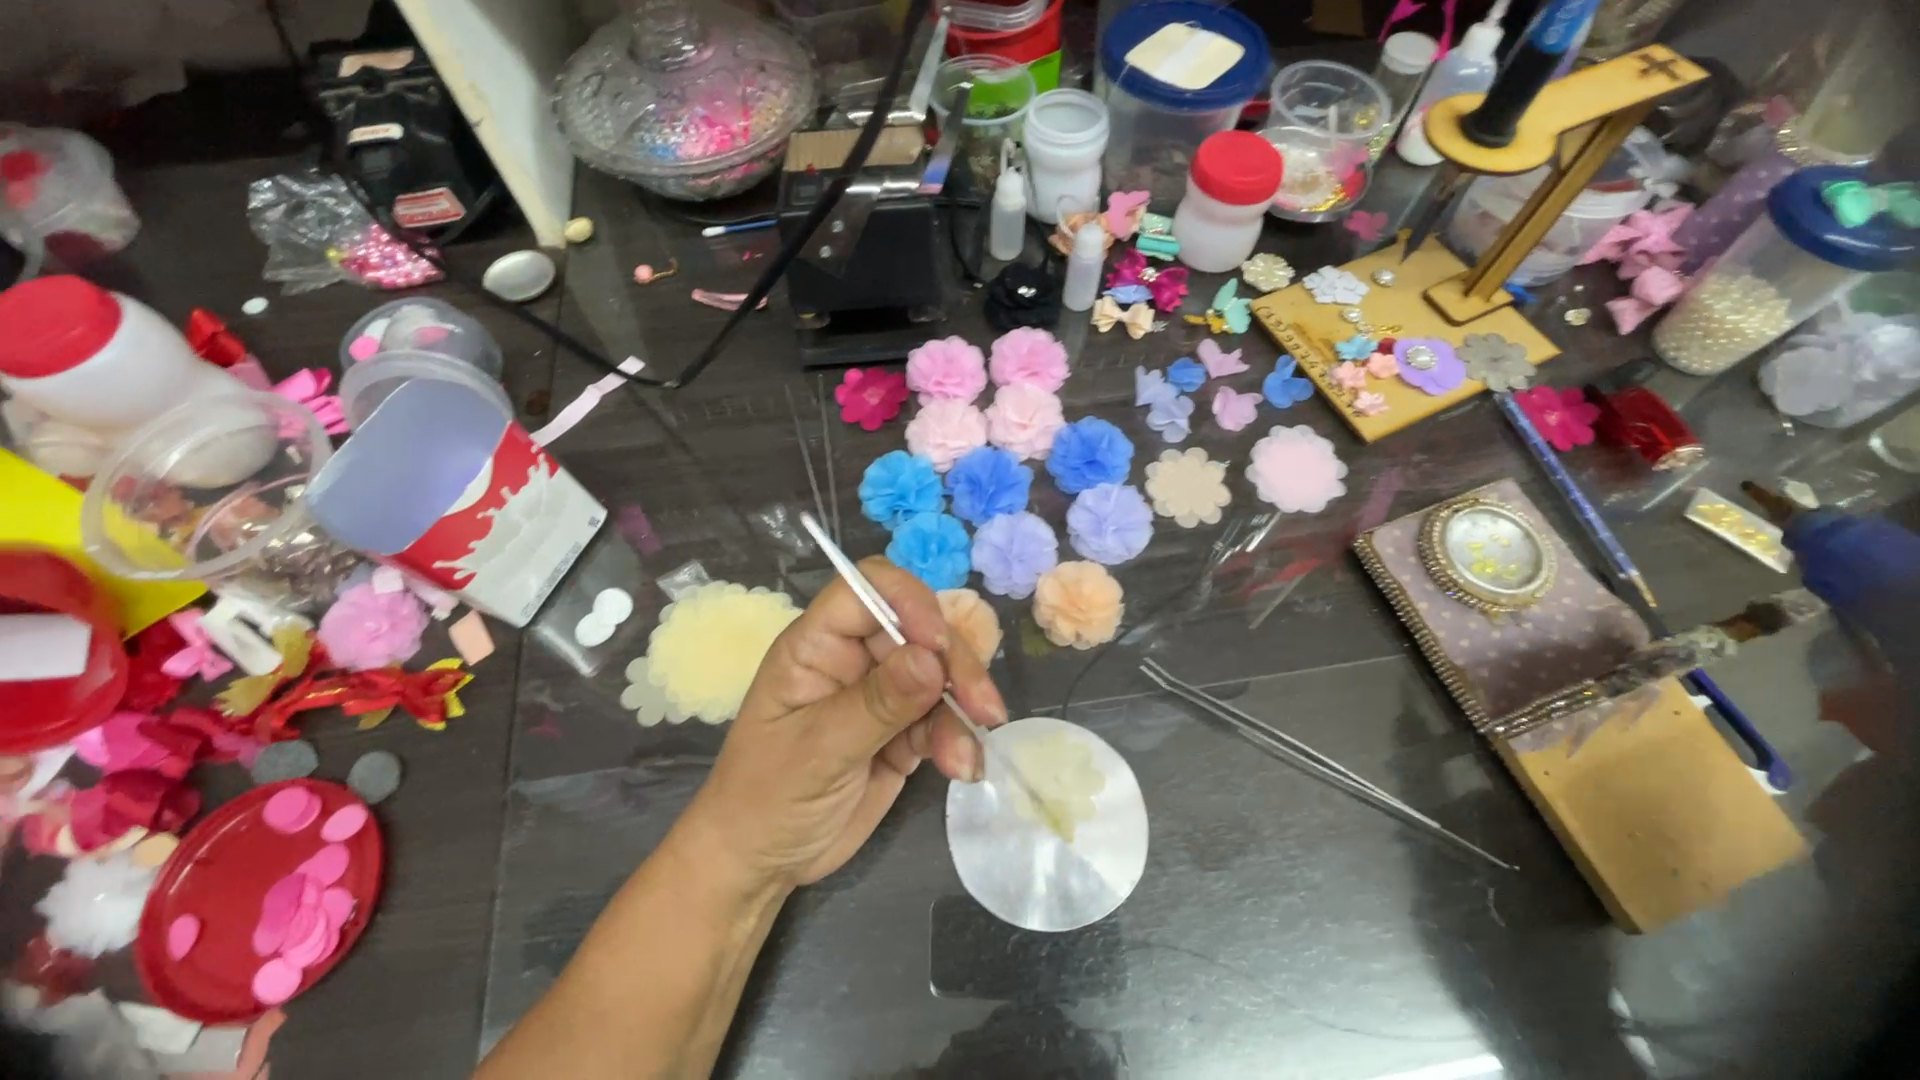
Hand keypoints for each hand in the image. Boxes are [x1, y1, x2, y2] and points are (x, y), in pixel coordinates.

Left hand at [685, 559, 1007, 888]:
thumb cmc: (766, 798)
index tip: (938, 644)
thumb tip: (932, 659)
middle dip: (955, 666)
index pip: (867, 591)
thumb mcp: (819, 749)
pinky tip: (963, 768)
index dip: (909, 602)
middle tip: (983, 710)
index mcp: (817, 646)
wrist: (763, 861)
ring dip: (963, 711)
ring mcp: (881, 695)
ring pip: (940, 677)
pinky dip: (959, 739)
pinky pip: (942, 719)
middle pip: (919, 632)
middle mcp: (854, 659)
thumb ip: (877, 704)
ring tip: (967, 760)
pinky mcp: (903, 731)